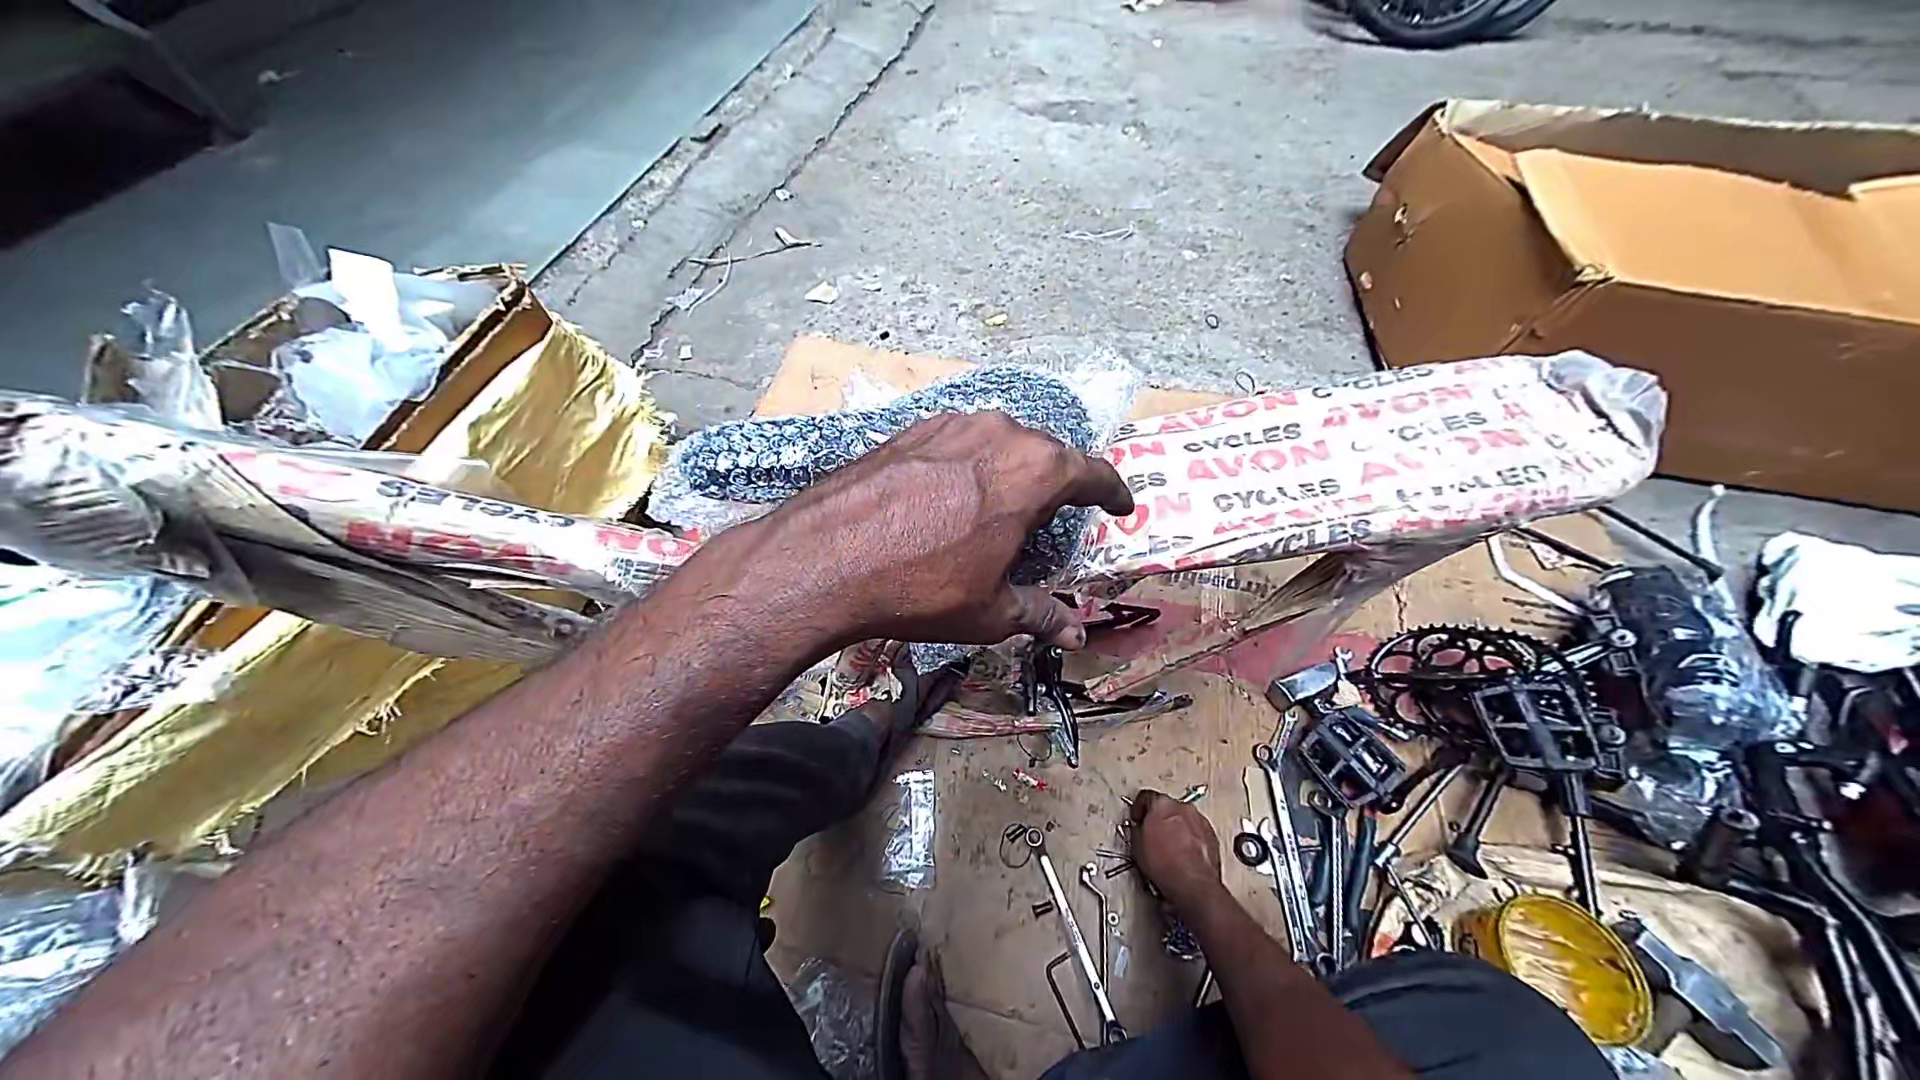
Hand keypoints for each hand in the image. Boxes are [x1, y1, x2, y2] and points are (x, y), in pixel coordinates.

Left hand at [723, 412, 1132, 650]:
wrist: (825, 560)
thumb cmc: (920, 587)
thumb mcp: (990, 610)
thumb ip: (1041, 614)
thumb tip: (1076, 633)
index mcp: (1034, 470)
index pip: (1092, 472)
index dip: (1112, 491)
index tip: (1119, 504)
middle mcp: (998, 432)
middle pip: (1045, 454)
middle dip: (1057, 485)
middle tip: (1053, 518)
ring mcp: (950, 424)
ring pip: (999, 443)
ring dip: (1010, 471)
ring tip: (1001, 507)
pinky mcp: (911, 430)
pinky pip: (958, 443)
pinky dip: (968, 466)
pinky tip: (952, 497)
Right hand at [1130, 789, 1222, 908]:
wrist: (1193, 885)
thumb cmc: (1167, 866)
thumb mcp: (1136, 846)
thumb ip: (1136, 829)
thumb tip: (1138, 830)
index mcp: (1162, 804)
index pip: (1145, 796)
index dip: (1138, 808)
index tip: (1137, 818)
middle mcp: (1183, 808)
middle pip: (1166, 806)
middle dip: (1159, 818)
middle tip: (1151, 833)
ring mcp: (1199, 821)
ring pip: (1183, 818)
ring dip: (1176, 827)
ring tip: (1168, 847)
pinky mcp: (1212, 836)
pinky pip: (1197, 831)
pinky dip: (1190, 838)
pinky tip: (1182, 854)